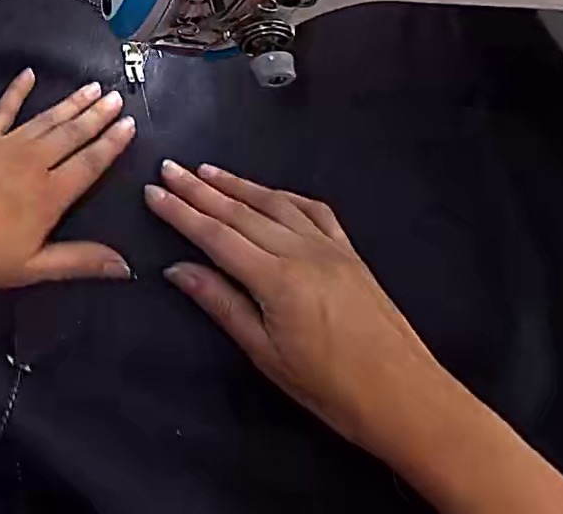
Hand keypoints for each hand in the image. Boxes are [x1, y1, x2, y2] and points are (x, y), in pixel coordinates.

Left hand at [0, 69, 136, 290]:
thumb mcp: (31, 269)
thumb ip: (79, 261)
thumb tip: (124, 265)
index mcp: (50, 194)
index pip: (91, 162)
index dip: (113, 142)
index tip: (129, 123)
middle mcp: (34, 162)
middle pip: (74, 134)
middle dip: (98, 115)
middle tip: (117, 96)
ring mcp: (6, 146)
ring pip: (48, 119)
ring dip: (72, 102)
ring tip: (92, 87)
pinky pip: (3, 109)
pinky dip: (16, 91)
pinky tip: (28, 74)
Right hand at [144, 162, 447, 451]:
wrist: (408, 396)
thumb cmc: (331, 388)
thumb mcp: (266, 355)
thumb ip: (221, 303)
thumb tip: (177, 270)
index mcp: (276, 277)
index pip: (215, 234)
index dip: (180, 211)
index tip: (154, 191)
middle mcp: (299, 249)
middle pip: (239, 210)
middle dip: (199, 188)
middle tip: (171, 167)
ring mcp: (327, 244)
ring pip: (272, 202)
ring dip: (236, 184)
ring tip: (206, 170)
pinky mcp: (347, 248)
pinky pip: (312, 209)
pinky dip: (283, 195)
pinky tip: (268, 191)